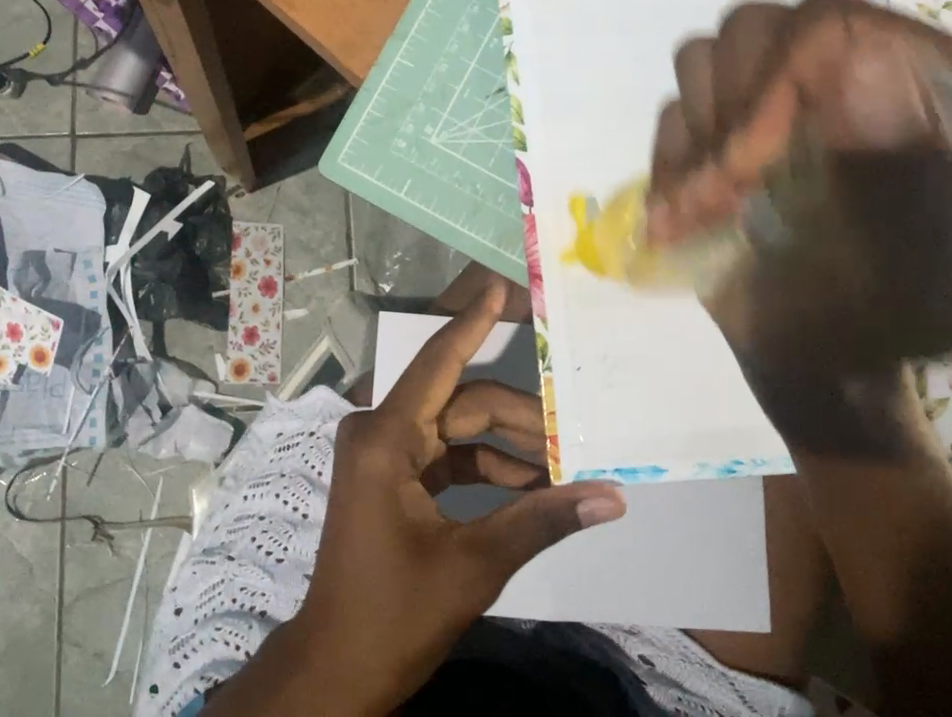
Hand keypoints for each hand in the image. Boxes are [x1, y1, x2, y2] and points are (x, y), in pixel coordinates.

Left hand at [208, 280, 625, 716]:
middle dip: (519, 419)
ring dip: (507, 449)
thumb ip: (541, 520)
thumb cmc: (395, 611)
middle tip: (576, 432)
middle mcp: (379, 433)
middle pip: (460, 405)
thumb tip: (612, 495)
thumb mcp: (474, 564)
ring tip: (564, 469)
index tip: (500, 287)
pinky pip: (446, 458)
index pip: (438, 364)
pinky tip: (533, 491)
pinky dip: (486, 471)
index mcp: (386, 438)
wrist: (339, 664)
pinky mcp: (390, 481)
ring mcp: (382, 457)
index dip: (472, 324)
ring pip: (456, 432)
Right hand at [648, 0, 951, 453]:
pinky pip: (676, 106)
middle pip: (760, 28)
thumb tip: (873, 74)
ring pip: (708, 56)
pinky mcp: (742, 121)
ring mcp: (799, 92)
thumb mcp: (919, 277)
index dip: (766, 93)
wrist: (821, 361)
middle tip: (715, 201)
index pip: (836, 29)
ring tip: (703, 212)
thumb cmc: (882, 330)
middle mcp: (878, 71)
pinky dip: (670, 162)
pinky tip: (686, 214)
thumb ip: (904, 183)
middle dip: (724, 120)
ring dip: (694, 143)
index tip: (734, 178)